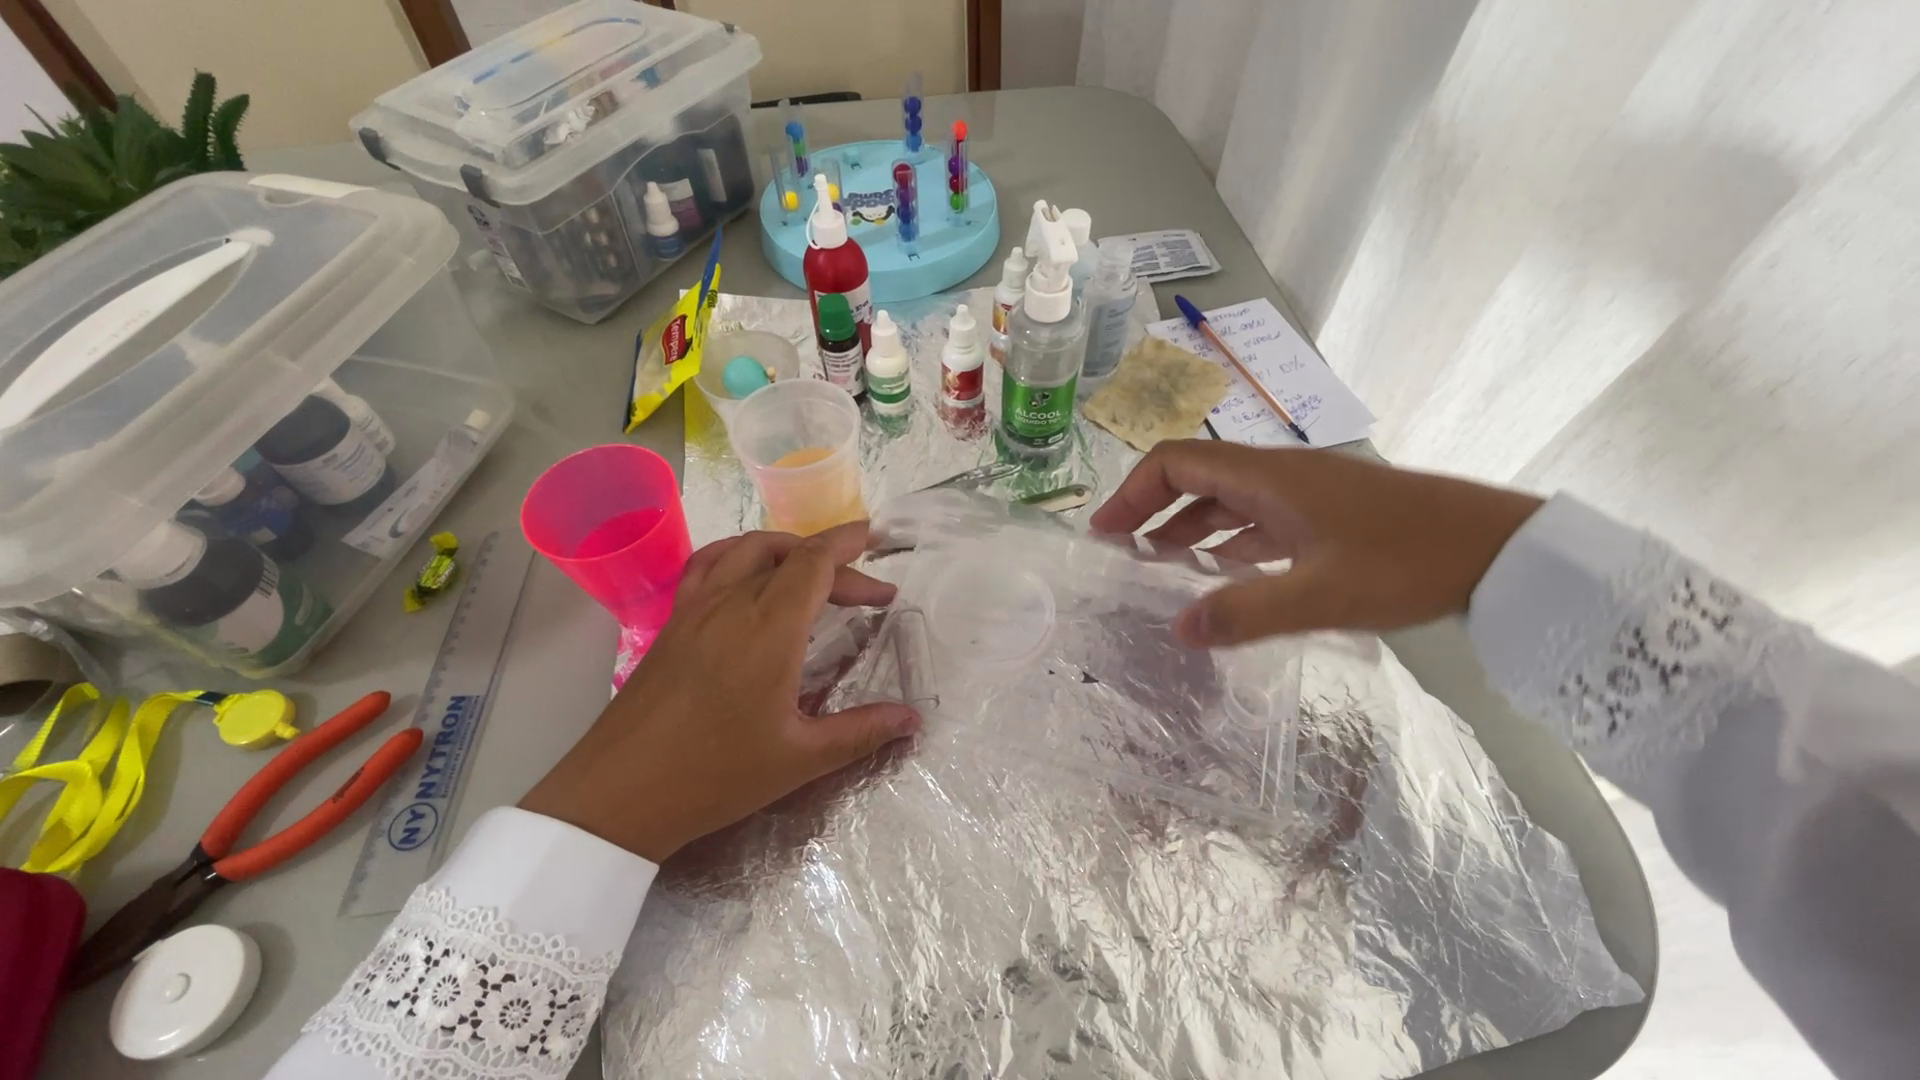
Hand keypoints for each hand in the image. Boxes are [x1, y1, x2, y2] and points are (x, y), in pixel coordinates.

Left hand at [520, 522, 919, 861]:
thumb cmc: (715, 775)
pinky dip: (739, 555)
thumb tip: (913, 720)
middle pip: (788, 556)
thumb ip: (861, 731)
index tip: (880, 548)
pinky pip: (708, 566)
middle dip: (834, 562)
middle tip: (867, 595)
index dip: (851, 547)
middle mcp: (731, 603)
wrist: (619, 794)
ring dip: (787, 550)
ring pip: (745, 550)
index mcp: (769, 628)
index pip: (815, 563)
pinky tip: (747, 576)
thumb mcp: (800, 758)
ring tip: (814, 572)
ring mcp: (695, 609)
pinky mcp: (672, 624)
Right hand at [1089, 441, 1543, 646]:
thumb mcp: (1321, 595)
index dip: (1132, 493)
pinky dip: (1226, 543)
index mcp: (1267, 477)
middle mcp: (1278, 476)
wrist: (1498, 550)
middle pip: (1195, 478)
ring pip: (1225, 502)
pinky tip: (1220, 576)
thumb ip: (1245, 612)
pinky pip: (1256, 521)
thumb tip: (1177, 631)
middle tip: (1119, 556)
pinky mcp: (1324, 516)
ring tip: (1156, 571)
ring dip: (1187, 529)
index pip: (1176, 463)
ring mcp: (1303, 495)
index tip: (1104, 535)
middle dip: (1150, 512)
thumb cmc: (1408, 561)